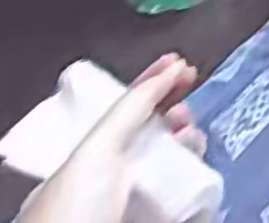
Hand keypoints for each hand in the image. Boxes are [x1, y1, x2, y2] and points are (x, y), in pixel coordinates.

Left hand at [19, 54, 205, 222]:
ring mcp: (133, 203)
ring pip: (169, 154)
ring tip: (189, 126)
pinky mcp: (161, 217)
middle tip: (190, 81)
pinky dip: (193, 161)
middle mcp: (106, 181)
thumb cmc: (71, 216)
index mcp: (80, 166)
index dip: (147, 82)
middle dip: (170, 102)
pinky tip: (197, 150)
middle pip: (147, 129)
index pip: (117, 113)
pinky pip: (184, 182)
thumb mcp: (92, 154)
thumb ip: (131, 107)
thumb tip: (173, 68)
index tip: (177, 60)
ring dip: (184, 130)